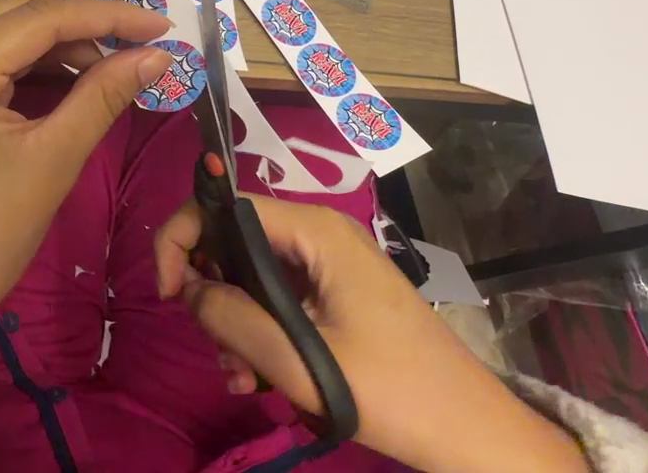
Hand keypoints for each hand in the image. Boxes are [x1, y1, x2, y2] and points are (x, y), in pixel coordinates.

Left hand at [0, 0, 172, 391]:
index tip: (160, 26)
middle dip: (82, 25)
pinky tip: (70, 74)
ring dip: (57, 40)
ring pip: (1, 26)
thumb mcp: (53, 160)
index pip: (37, 19)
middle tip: (139, 45)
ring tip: (111, 65)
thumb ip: (103, 96)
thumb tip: (158, 55)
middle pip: (16, 12)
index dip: (105, 16)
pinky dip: (29, 57)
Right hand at [155, 195, 587, 472]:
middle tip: (214, 349)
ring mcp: (329, 262)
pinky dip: (261, 331)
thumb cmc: (396, 393)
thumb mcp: (301, 360)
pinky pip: (279, 297)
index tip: (168, 294)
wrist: (480, 439)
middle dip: (212, 294)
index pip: (222, 207)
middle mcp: (318, 233)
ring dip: (235, 323)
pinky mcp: (337, 291)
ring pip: (252, 275)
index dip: (181, 240)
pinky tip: (260, 378)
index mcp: (314, 230)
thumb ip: (232, 318)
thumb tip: (187, 290)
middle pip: (234, 242)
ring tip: (241, 379)